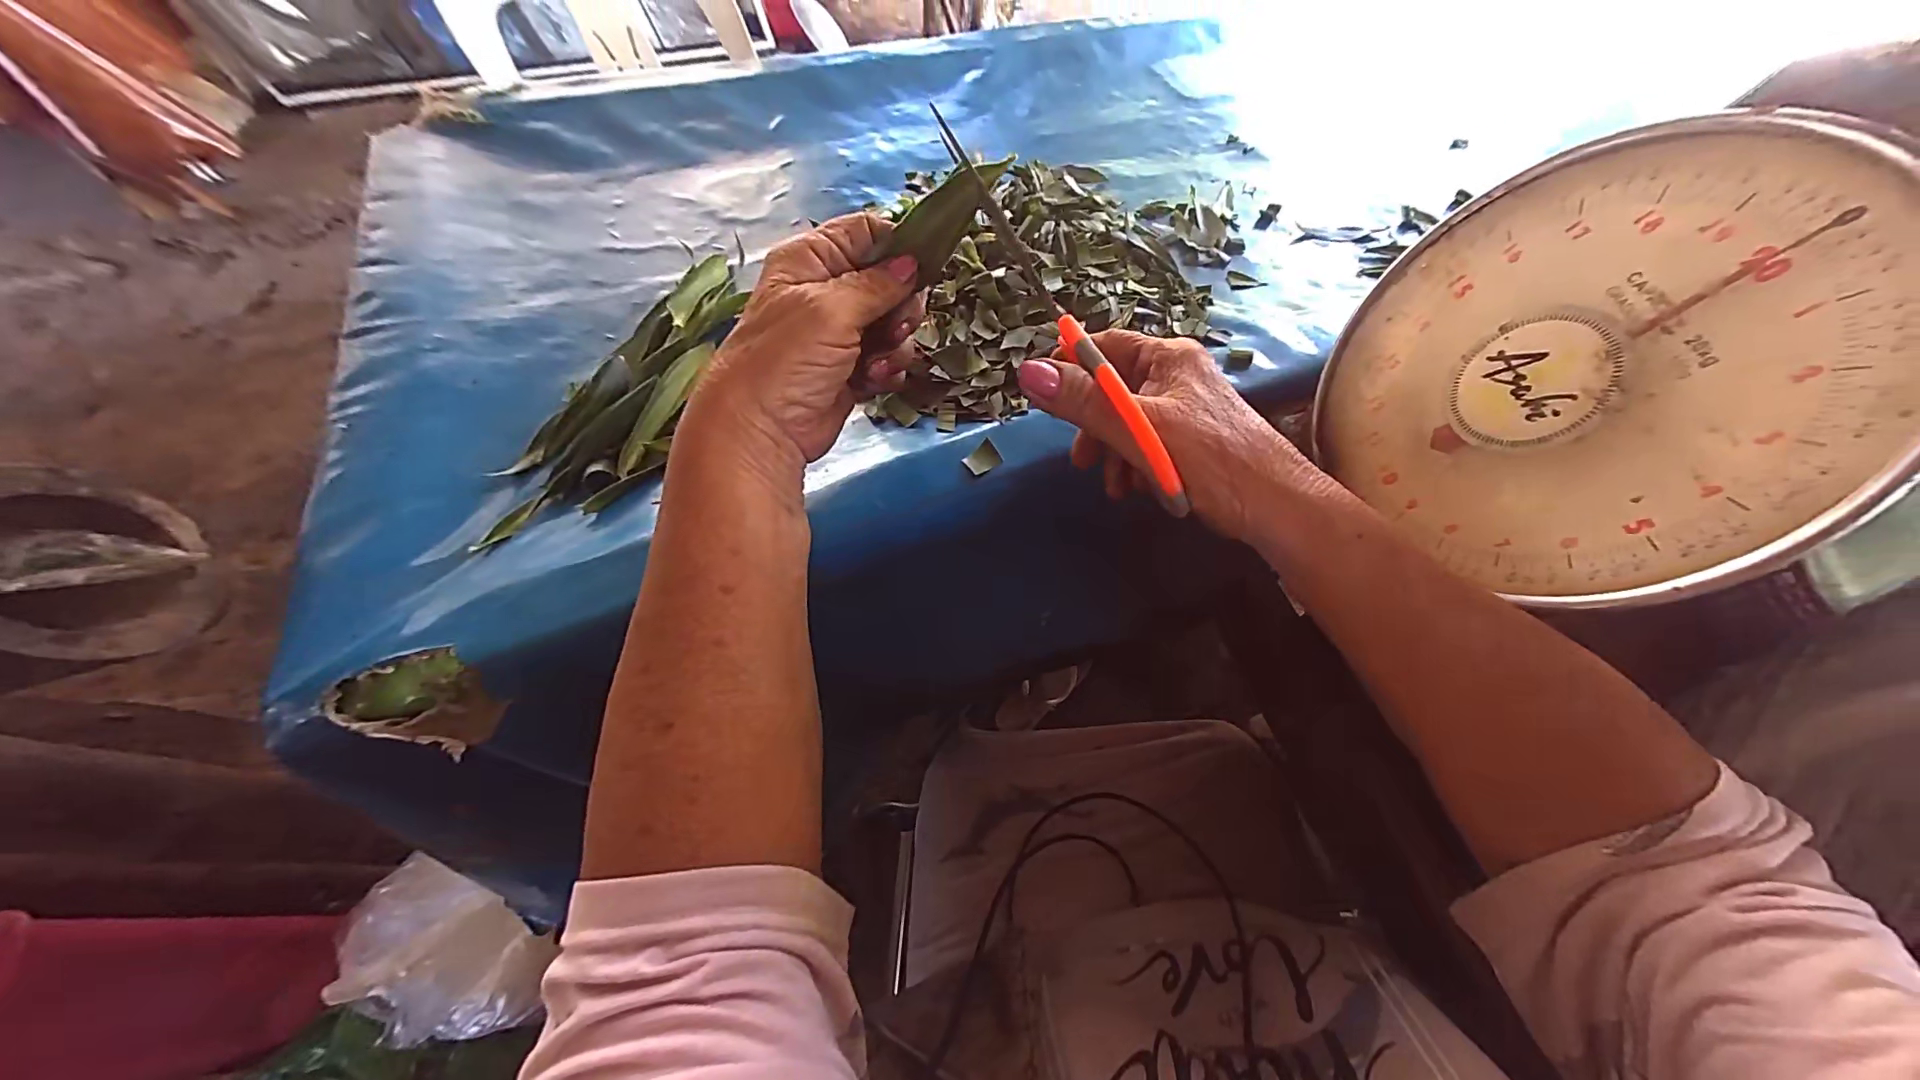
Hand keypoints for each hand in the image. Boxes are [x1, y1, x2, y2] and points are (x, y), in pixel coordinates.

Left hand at [685, 212, 923, 468]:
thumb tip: (913, 262)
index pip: (866, 233)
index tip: (921, 268)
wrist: (763, 429)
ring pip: (895, 324)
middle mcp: (829, 292)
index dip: (898, 247)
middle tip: (893, 326)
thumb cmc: (784, 361)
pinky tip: (872, 381)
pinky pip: (889, 358)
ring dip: (895, 344)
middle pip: (891, 282)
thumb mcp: (830, 309)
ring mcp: (842, 333)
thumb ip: (877, 284)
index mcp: (812, 260)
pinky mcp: (854, 369)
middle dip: (902, 306)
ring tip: (874, 363)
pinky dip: (887, 370)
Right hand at [1016, 330, 1319, 542]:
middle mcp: (1176, 375)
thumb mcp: (1141, 430)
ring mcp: (1185, 408)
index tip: (1045, 396)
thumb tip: (1029, 373)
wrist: (1277, 508)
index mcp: (1168, 358)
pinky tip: (1137, 489)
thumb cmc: (1213, 461)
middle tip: (1081, 459)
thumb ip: (1085, 403)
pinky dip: (1134, 464)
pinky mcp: (1191, 440)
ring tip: (1116, 485)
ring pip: (1127, 422)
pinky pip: (1146, 443)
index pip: (1106, 345)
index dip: (1071, 367)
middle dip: (1093, 426)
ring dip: (1112, 452)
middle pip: (1113, 390)